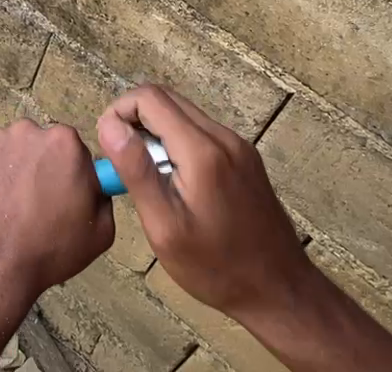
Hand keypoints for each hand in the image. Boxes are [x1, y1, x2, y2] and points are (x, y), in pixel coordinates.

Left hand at [0, 119, 114, 298]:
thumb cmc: (48, 249)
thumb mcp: (100, 232)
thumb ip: (100, 195)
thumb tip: (89, 183)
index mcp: (63, 143)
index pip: (69, 147)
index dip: (65, 172)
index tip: (59, 195)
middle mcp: (24, 131)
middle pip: (33, 144)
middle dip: (33, 167)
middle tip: (29, 204)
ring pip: (2, 151)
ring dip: (4, 172)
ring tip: (0, 210)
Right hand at [97, 86, 313, 320]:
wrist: (282, 295)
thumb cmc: (216, 267)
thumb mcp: (164, 226)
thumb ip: (136, 169)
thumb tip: (108, 123)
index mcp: (202, 150)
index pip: (149, 97)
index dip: (119, 111)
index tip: (111, 148)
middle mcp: (223, 137)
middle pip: (165, 98)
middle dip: (134, 119)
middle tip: (125, 161)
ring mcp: (238, 145)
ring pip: (182, 112)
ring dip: (154, 131)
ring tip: (149, 175)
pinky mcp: (245, 157)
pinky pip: (199, 130)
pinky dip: (176, 141)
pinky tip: (175, 181)